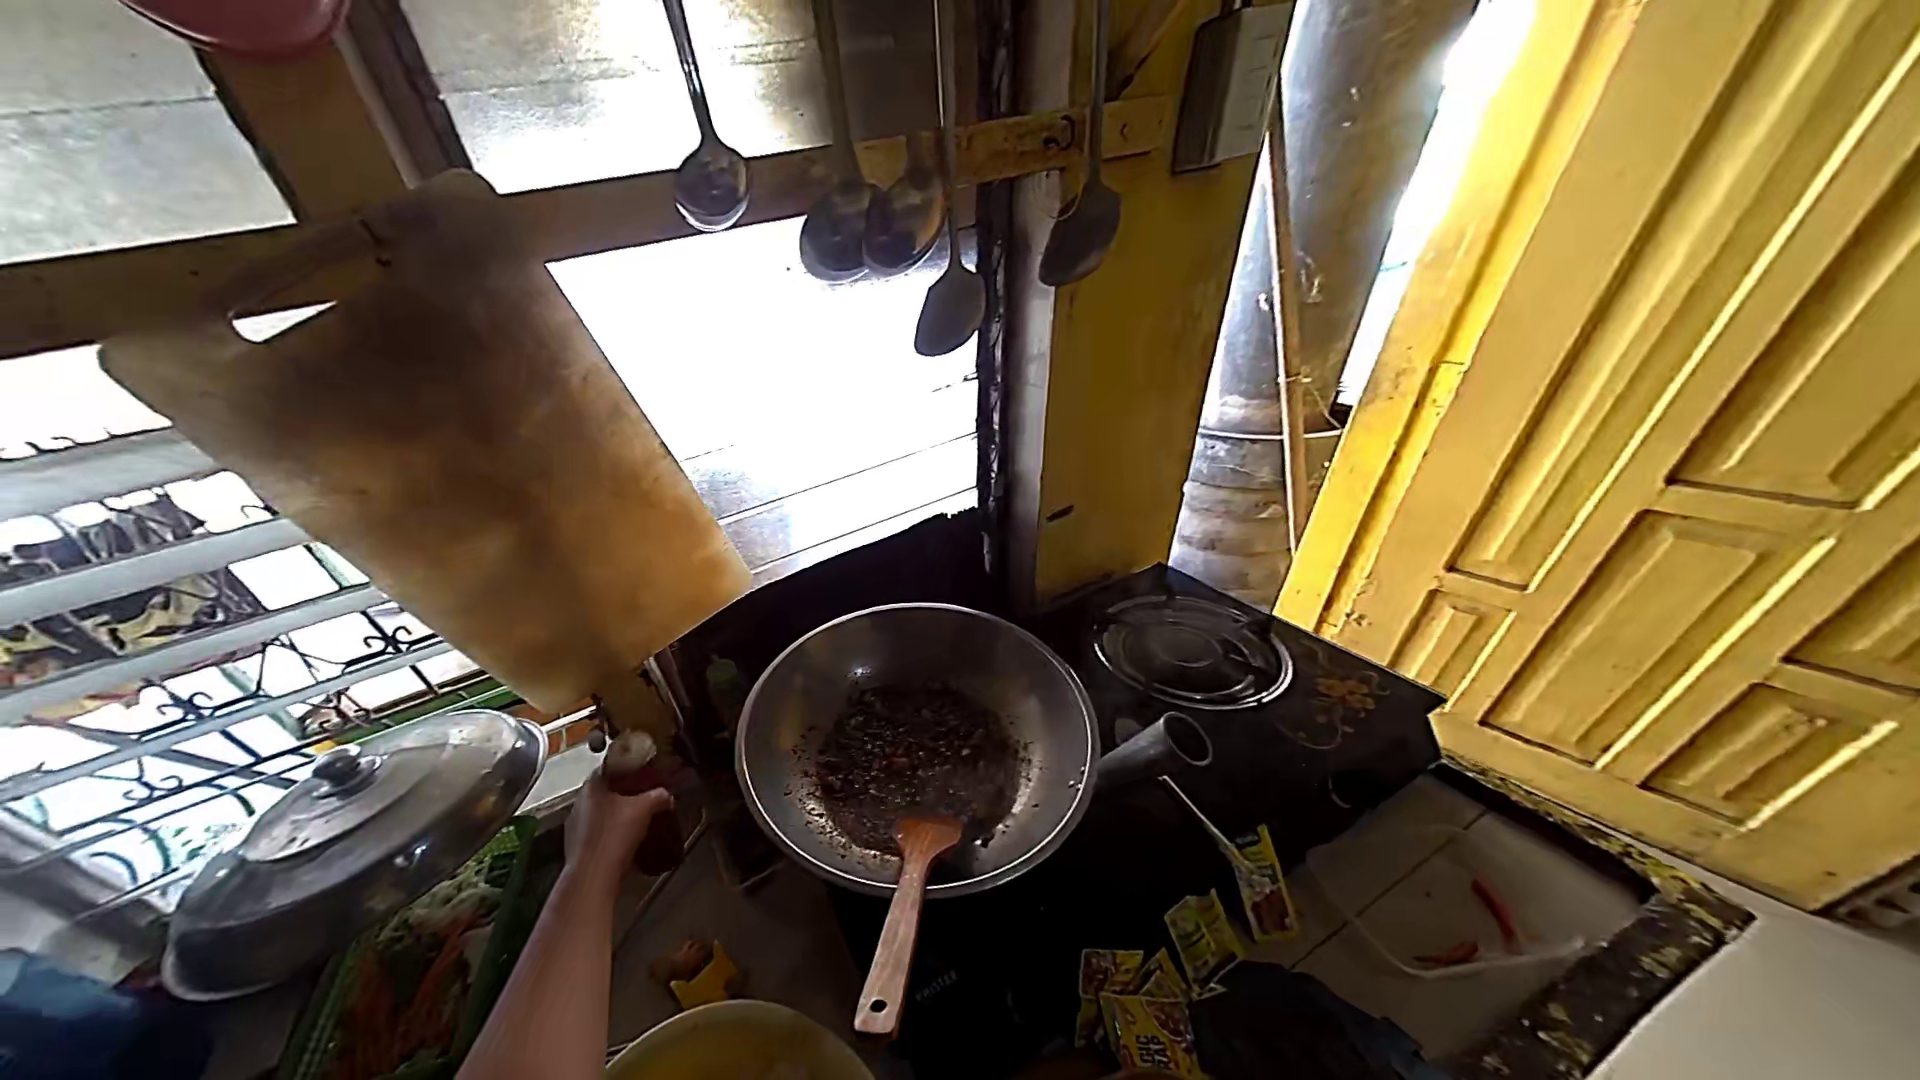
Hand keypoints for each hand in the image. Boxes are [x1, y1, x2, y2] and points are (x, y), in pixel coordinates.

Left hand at [563, 769, 671, 884]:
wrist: (594, 876)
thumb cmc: (617, 832)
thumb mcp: (647, 807)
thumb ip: (659, 795)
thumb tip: (667, 795)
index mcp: (591, 786)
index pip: (608, 767)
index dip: (626, 767)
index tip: (642, 771)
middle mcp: (578, 803)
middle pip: (604, 790)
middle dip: (623, 792)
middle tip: (644, 794)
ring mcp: (573, 826)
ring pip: (599, 812)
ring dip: (616, 813)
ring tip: (637, 817)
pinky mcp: (575, 847)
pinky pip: (596, 831)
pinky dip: (610, 831)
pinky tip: (625, 837)